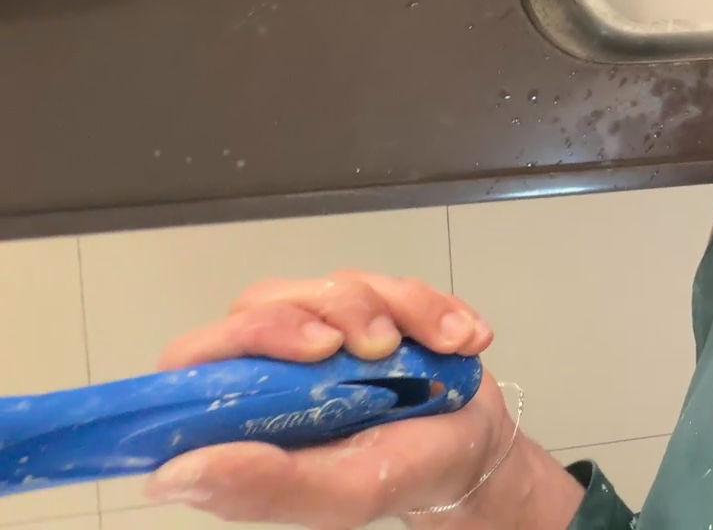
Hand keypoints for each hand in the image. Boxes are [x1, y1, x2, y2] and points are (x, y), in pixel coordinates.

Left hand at [146, 271, 581, 529]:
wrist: (474, 445)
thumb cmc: (403, 474)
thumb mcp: (341, 495)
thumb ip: (267, 487)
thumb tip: (172, 473)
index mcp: (244, 412)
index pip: (203, 353)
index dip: (254, 334)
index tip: (322, 349)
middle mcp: (278, 364)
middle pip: (280, 298)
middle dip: (346, 310)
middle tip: (387, 346)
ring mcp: (336, 329)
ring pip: (352, 283)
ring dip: (412, 311)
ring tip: (452, 346)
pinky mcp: (387, 309)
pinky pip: (407, 286)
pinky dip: (444, 308)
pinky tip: (469, 340)